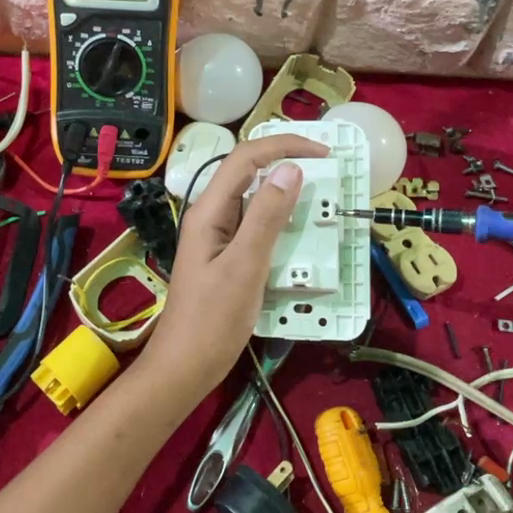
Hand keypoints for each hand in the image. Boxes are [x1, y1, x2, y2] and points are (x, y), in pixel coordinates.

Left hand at [138, 135, 329, 396]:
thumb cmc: (212, 321)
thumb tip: (291, 169)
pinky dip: (279, 219)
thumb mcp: (244, 267)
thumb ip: (266, 217)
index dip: (283, 146)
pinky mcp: (226, 256)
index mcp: (209, 211)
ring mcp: (217, 236)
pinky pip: (254, 224)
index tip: (324, 153)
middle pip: (247, 172)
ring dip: (284, 190)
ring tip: (320, 195)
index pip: (245, 158)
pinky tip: (299, 231)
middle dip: (285, 161)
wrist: (185, 367)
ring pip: (252, 198)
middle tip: (327, 169)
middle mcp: (211, 215)